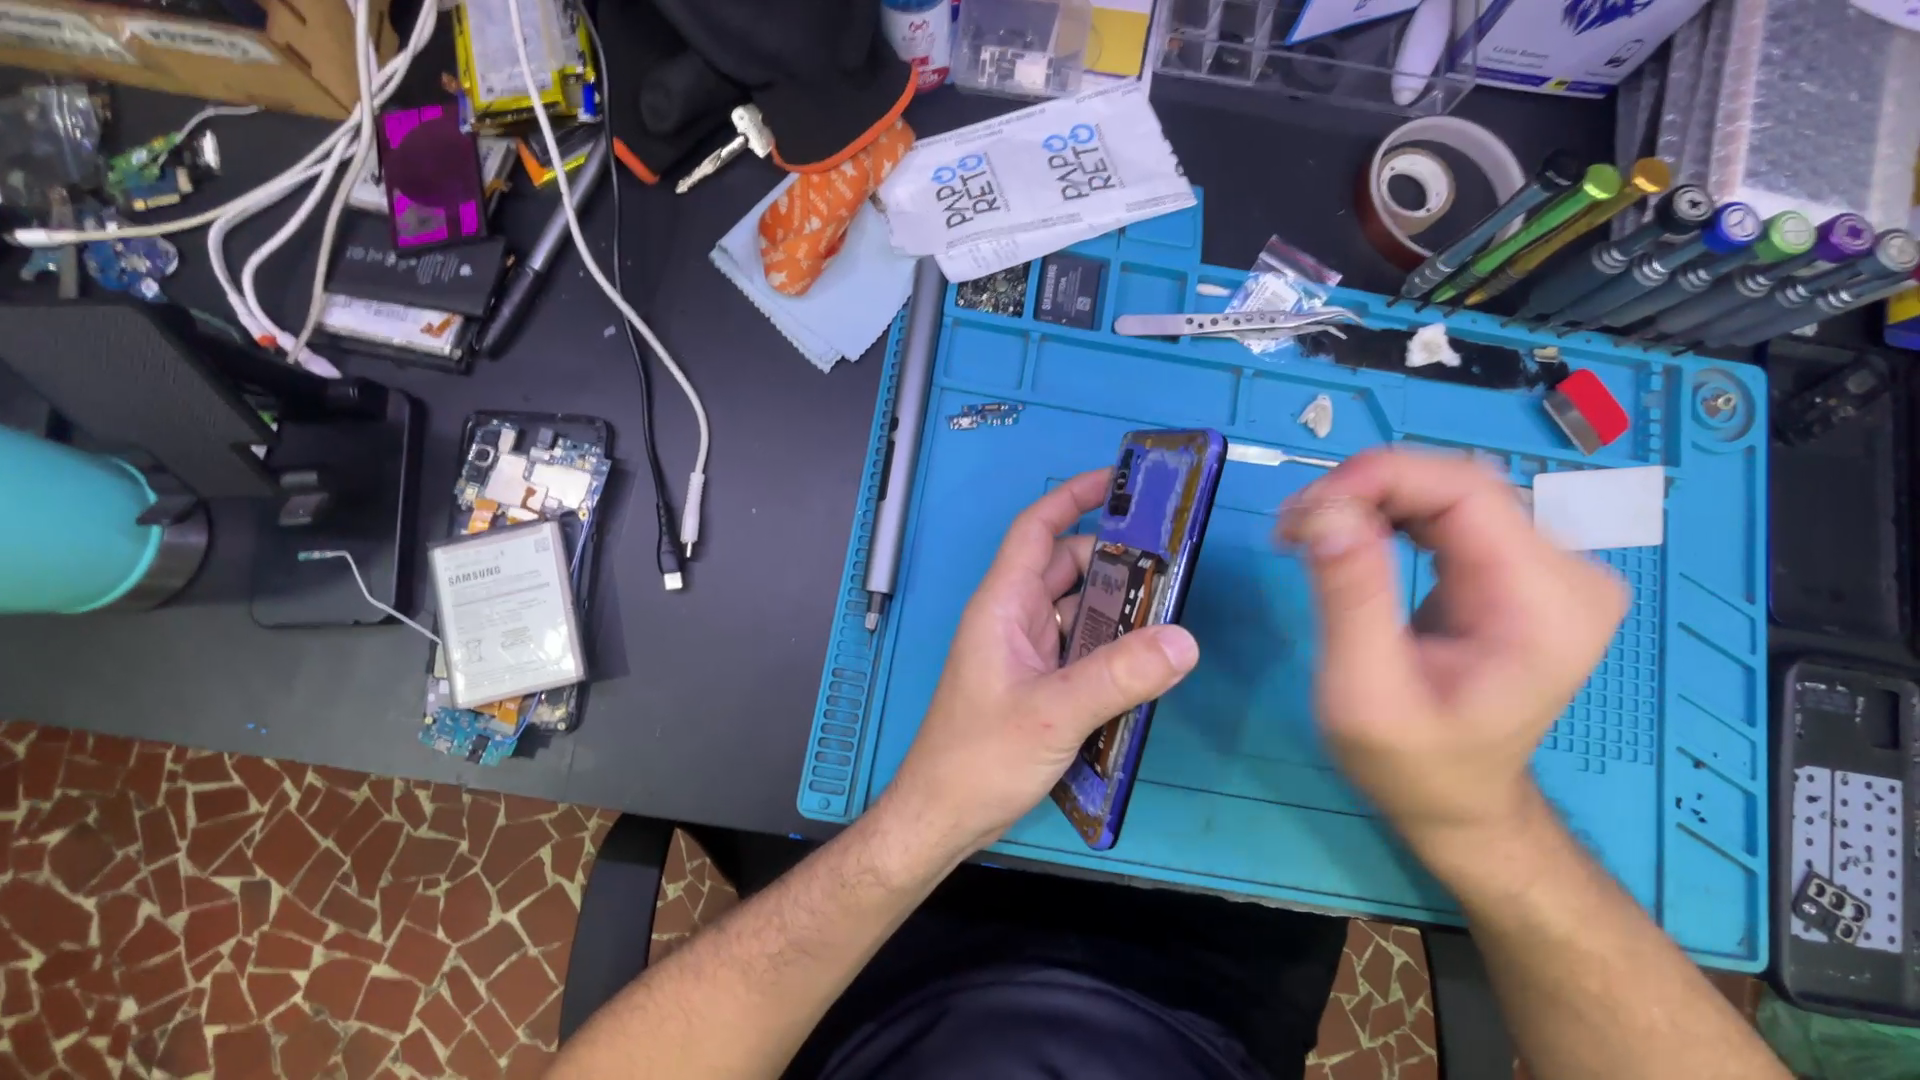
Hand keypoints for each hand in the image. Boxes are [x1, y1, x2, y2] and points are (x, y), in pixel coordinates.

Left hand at [884, 469, 1200, 857]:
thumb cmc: (980, 758)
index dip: (1073, 497)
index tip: (1121, 482)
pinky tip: (1145, 664)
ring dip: (1118, 609)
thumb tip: (1185, 640)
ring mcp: (1024, 653)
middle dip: (1115, 560)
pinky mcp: (1035, 684)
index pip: (1036, 530)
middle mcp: (1013, 619)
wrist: (942, 817)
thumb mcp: (1053, 713)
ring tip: (1172, 614)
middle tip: (1175, 564)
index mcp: (1003, 605)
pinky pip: (1079, 649)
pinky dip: (1110, 648)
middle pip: (1067, 568)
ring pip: (1077, 611)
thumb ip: (1119, 676)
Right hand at [1278, 448, 1627, 859]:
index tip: (1301, 512)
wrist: (1460, 802)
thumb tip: (1324, 511)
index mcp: (1544, 604)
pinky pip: (1451, 512)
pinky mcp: (1522, 568)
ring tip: (1309, 535)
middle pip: (1458, 483)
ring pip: (1450, 490)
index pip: (1466, 490)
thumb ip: (1350, 600)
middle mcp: (1567, 571)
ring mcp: (1550, 566)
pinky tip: (1349, 539)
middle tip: (1293, 527)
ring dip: (1371, 500)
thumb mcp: (1364, 696)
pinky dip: (1389, 514)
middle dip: (1365, 490)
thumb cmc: (1413, 765)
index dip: (1378, 478)